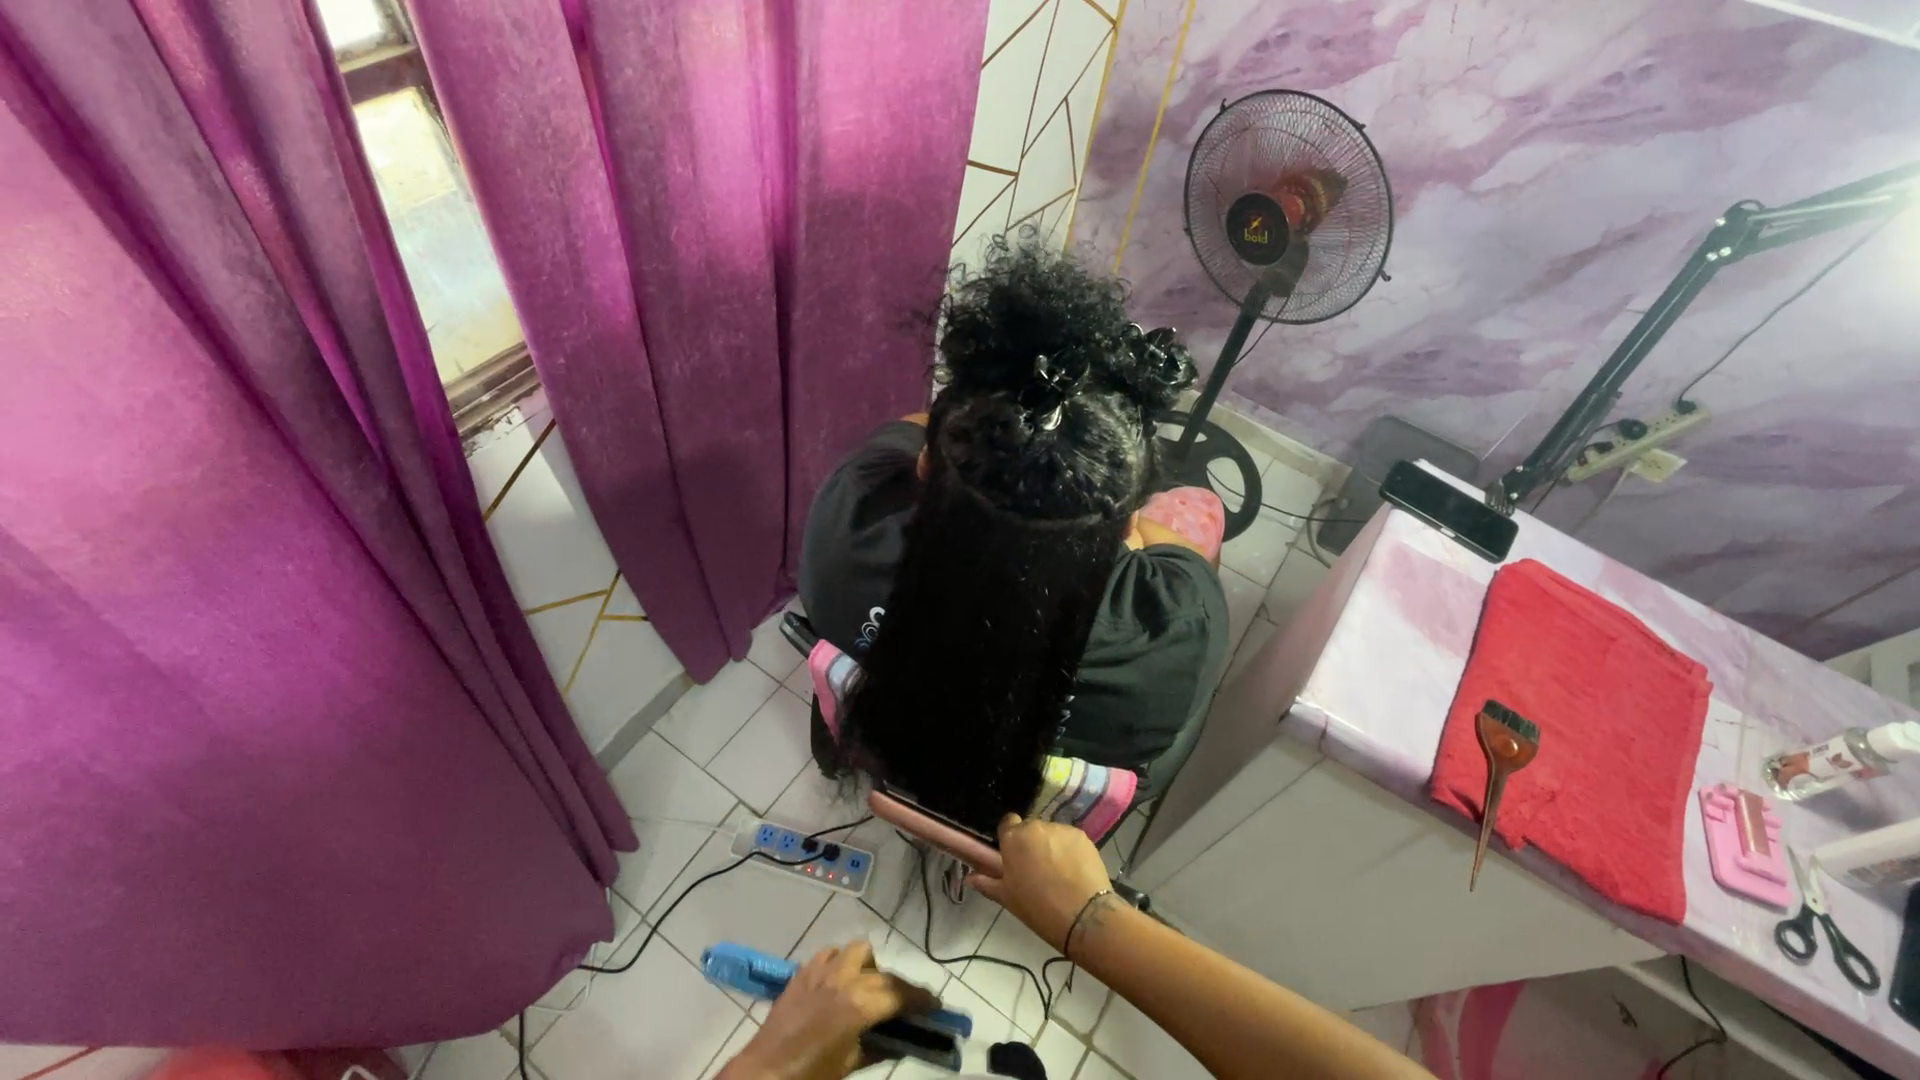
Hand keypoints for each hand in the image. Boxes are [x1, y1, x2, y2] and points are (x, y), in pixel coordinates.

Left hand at [719, 940, 933, 1079]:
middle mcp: (844, 979)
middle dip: (901, 987)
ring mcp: (822, 971)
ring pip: (858, 950)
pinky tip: (840, 980)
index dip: (921, 999)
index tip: (935, 1005)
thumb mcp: (849, 1065)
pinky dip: (840, 962)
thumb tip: (902, 1040)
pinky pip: (830, 953)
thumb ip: (879, 1048)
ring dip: (870, 965)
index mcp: (858, 1005)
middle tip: (910, 1003)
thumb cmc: (809, 1075)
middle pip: (884, 974)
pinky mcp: (804, 971)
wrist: (763, 1073)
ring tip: (870, 985)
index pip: (899, 995)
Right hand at [965, 815, 1111, 951]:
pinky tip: (1074, 870)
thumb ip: (987, 883)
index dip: (1010, 838)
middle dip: (1031, 843)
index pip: (1007, 823)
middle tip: (1036, 868)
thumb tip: (969, 878)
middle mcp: (1036, 827)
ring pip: (1051, 833)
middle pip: (1030, 828)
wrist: (1083, 915)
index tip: (1014, 855)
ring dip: (1051, 845)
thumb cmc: (1038, 907)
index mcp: (1014, 838)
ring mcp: (1061, 829)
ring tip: (1058, 871)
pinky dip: (1070, 850)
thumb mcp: (1007, 898)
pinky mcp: (1082, 835)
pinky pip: (1070, 839)